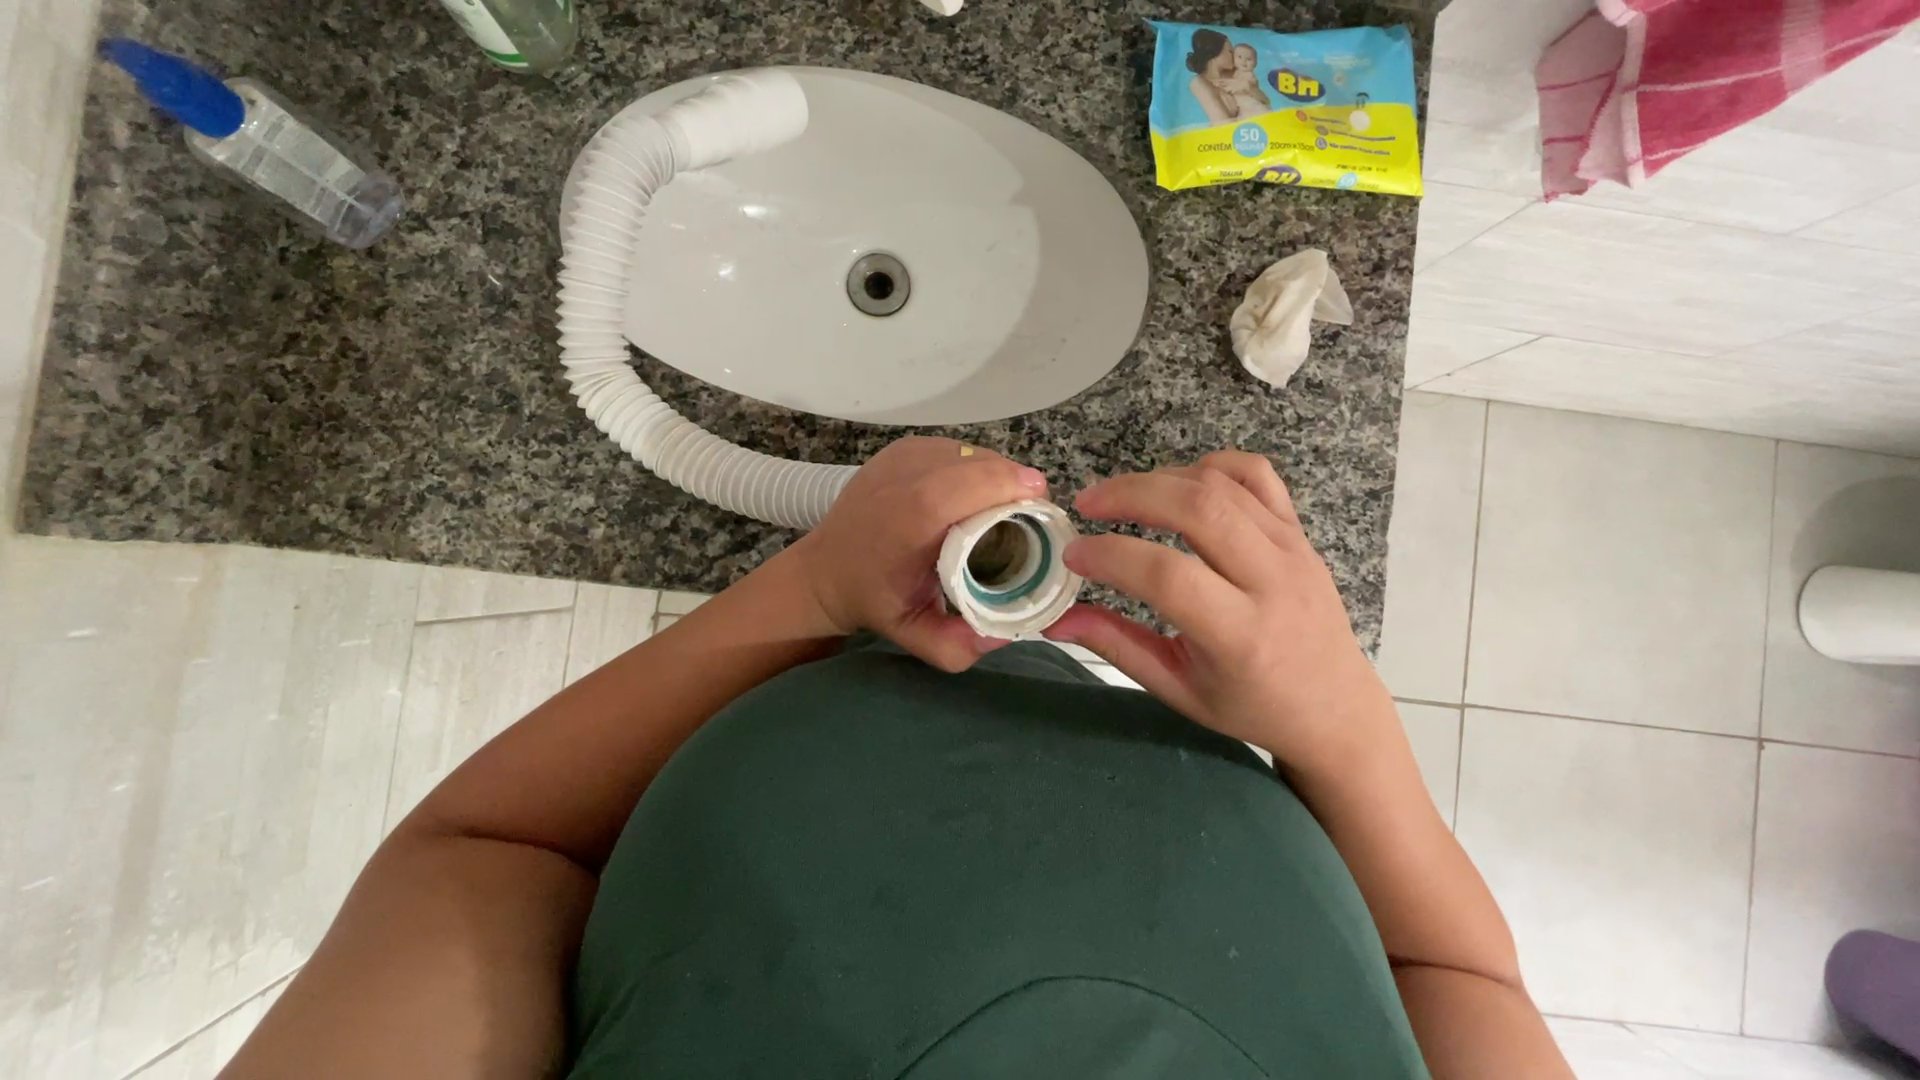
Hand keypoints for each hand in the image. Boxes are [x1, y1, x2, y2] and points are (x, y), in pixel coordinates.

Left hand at [790, 436, 1048, 671]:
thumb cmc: (874, 601)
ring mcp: (904, 455)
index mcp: (915, 515)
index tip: (1042, 515)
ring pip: (974, 453)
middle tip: (1028, 518)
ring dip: (996, 476)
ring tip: (1000, 509)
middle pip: (986, 463)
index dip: (1021, 492)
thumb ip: (959, 645)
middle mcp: (909, 475)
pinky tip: (970, 496)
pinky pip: (956, 449)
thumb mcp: (914, 634)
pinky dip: (973, 468)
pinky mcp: (902, 448)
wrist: (825, 570)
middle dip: (1015, 485)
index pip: (984, 481)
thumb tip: (1008, 634)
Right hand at [1044, 451, 1393, 770]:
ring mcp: (1292, 549)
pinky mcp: (1299, 532)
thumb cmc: (1250, 707)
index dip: (1111, 556)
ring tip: (1121, 496)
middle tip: (1087, 504)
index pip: (1168, 576)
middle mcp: (1272, 582)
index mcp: (1241, 635)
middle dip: (1130, 494)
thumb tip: (1056, 620)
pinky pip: (1256, 475)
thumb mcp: (1177, 690)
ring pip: (1221, 484)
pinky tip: (1179, 485)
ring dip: (1160, 479)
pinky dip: (1211, 467)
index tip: (1073, 556)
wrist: (1333, 705)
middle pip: (1197, 508)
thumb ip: (1116, 647)